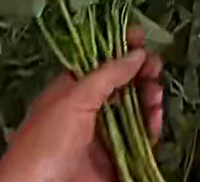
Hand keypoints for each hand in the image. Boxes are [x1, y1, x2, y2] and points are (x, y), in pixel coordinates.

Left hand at [0, 30, 163, 181]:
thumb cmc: (45, 143)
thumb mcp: (74, 99)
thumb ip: (107, 73)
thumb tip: (136, 52)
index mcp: (73, 87)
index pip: (102, 58)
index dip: (121, 45)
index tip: (140, 36)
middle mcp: (90, 108)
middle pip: (122, 82)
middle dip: (141, 70)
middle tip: (154, 65)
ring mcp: (103, 136)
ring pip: (135, 110)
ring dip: (149, 97)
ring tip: (155, 94)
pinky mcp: (115, 163)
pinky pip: (140, 141)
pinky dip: (151, 129)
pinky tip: (155, 120)